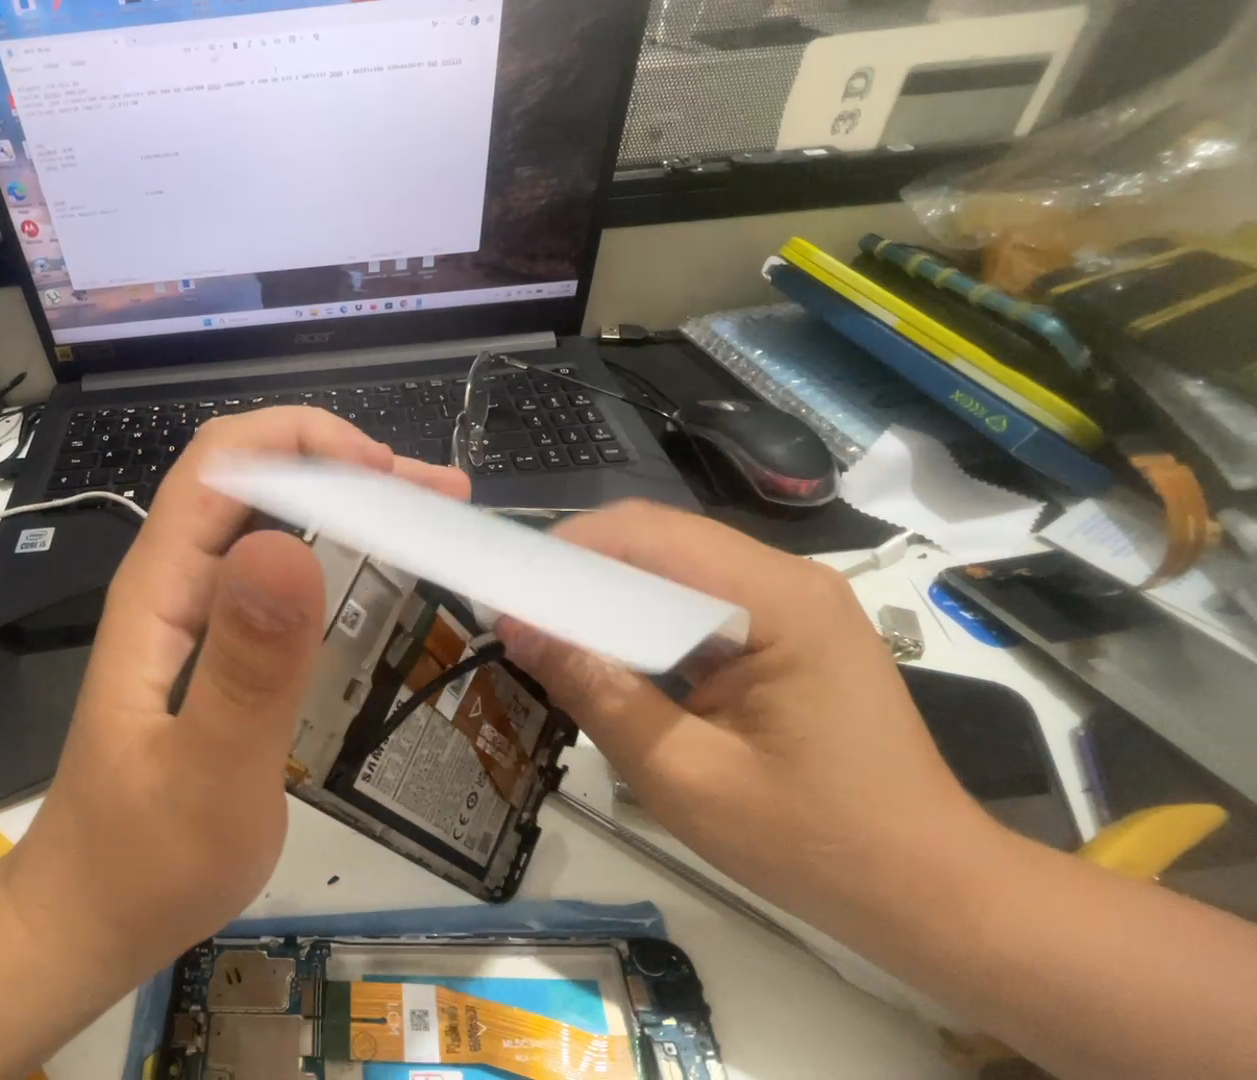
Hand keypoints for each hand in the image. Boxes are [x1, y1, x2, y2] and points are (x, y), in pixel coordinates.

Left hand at [0, 408, 469, 983]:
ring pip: (264, 521)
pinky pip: (273, 574)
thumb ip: (250, 667)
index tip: (388, 476)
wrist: (90, 917)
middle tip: (434, 494)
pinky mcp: (213, 650)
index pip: (220, 465)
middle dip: (340, 466)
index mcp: (160, 592)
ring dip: (342, 504)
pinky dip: (331, 553)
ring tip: (424, 517)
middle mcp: (173, 585)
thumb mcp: (210, 774)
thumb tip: (286, 547)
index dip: (303, 442)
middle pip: (248, 480)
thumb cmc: (146, 861)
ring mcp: (192, 617)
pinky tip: (376, 574)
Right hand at [496, 500, 996, 921]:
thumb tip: (516, 628)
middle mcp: (788, 580)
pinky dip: (641, 620)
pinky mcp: (786, 631)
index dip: (566, 550)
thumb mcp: (683, 774)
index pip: (648, 535)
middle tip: (518, 616)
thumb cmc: (811, 841)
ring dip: (607, 596)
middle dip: (579, 571)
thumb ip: (597, 692)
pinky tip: (609, 657)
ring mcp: (792, 603)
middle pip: (659, 541)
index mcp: (775, 600)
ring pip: (673, 568)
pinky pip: (696, 602)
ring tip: (549, 635)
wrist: (928, 890)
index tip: (506, 592)